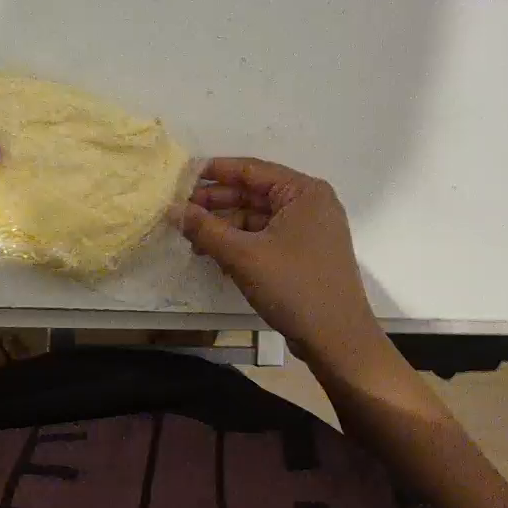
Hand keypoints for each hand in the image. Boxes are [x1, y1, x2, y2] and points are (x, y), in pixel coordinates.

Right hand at [175, 158, 382, 362]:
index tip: (180, 177)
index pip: (251, 169)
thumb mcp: (243, 255)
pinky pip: (264, 238)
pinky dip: (239, 243)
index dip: (214, 172)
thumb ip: (205, 229)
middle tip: (179, 212)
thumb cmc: (293, 286)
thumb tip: (172, 209)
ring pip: (256, 218)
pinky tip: (214, 257)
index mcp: (304, 192)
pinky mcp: (303, 254)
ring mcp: (308, 231)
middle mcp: (310, 204)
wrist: (336, 337)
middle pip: (253, 193)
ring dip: (223, 227)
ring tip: (192, 240)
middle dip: (215, 203)